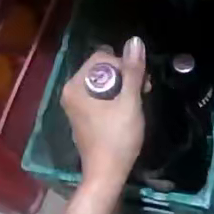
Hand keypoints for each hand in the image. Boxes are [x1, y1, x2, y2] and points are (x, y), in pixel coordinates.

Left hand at [60, 37, 147, 182]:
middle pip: (101, 68)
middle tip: (143, 90)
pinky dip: (114, 97)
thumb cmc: (118, 137)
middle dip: (124, 75)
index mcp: (76, 85)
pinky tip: (127, 108)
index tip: (140, 82)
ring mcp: (75, 103)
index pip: (102, 57)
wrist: (106, 173)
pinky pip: (99, 95)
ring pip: (102, 82)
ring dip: (122, 86)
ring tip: (138, 99)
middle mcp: (70, 90)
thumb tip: (135, 41)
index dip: (124, 65)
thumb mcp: (129, 101)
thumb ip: (132, 71)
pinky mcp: (82, 114)